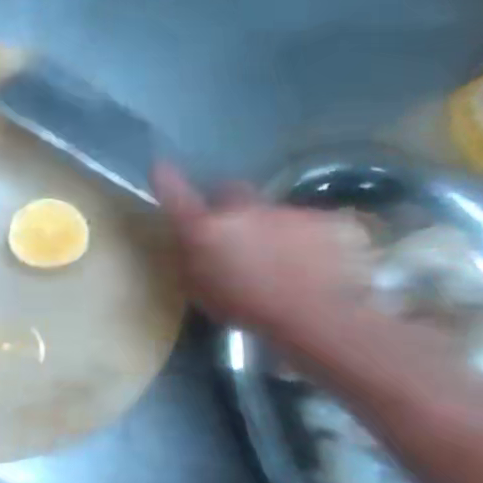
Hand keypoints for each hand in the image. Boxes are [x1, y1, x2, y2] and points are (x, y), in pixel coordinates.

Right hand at [152, 164, 375, 338]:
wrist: (319, 316)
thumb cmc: (249, 310)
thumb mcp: (203, 293)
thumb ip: (192, 260)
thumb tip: (188, 243)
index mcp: (206, 230)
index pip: (176, 194)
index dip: (166, 178)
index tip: (160, 166)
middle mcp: (242, 209)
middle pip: (229, 191)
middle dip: (226, 204)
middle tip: (231, 230)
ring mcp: (285, 210)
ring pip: (268, 210)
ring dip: (266, 226)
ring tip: (277, 259)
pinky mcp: (322, 218)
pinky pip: (304, 223)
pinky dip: (301, 237)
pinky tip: (307, 263)